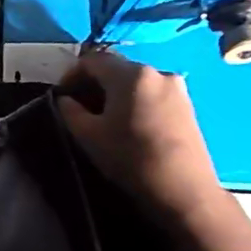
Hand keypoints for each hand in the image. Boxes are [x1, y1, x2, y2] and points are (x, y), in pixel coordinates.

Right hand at [57, 50, 224, 224]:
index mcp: (131, 74)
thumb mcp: (90, 137)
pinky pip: (153, 94)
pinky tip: (130, 125)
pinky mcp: (188, 105)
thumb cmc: (131, 160)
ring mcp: (177, 87)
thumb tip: (65, 99)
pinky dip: (136, 102)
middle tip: (81, 108)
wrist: (183, 190)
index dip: (72, 73)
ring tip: (105, 119)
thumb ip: (71, 112)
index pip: (93, 60)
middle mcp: (156, 71)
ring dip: (116, 94)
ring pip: (136, 82)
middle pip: (117, 68)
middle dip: (95, 84)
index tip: (62, 94)